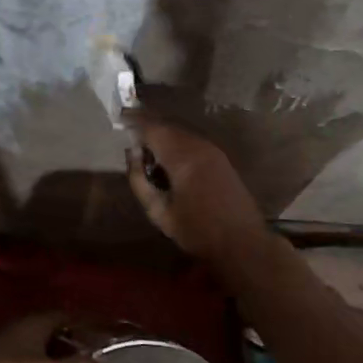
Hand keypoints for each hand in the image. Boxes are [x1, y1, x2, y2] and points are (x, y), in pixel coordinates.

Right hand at [126, 118, 272, 259]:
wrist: (243, 243)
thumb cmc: (197, 231)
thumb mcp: (159, 212)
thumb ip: (139, 180)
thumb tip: (132, 154)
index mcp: (183, 158)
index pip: (153, 129)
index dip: (135, 122)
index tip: (120, 119)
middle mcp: (199, 147)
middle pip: (168, 127)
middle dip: (148, 128)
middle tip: (130, 136)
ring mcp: (213, 151)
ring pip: (181, 133)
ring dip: (163, 136)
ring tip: (146, 149)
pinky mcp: (221, 159)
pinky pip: (192, 142)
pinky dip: (176, 143)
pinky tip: (168, 159)